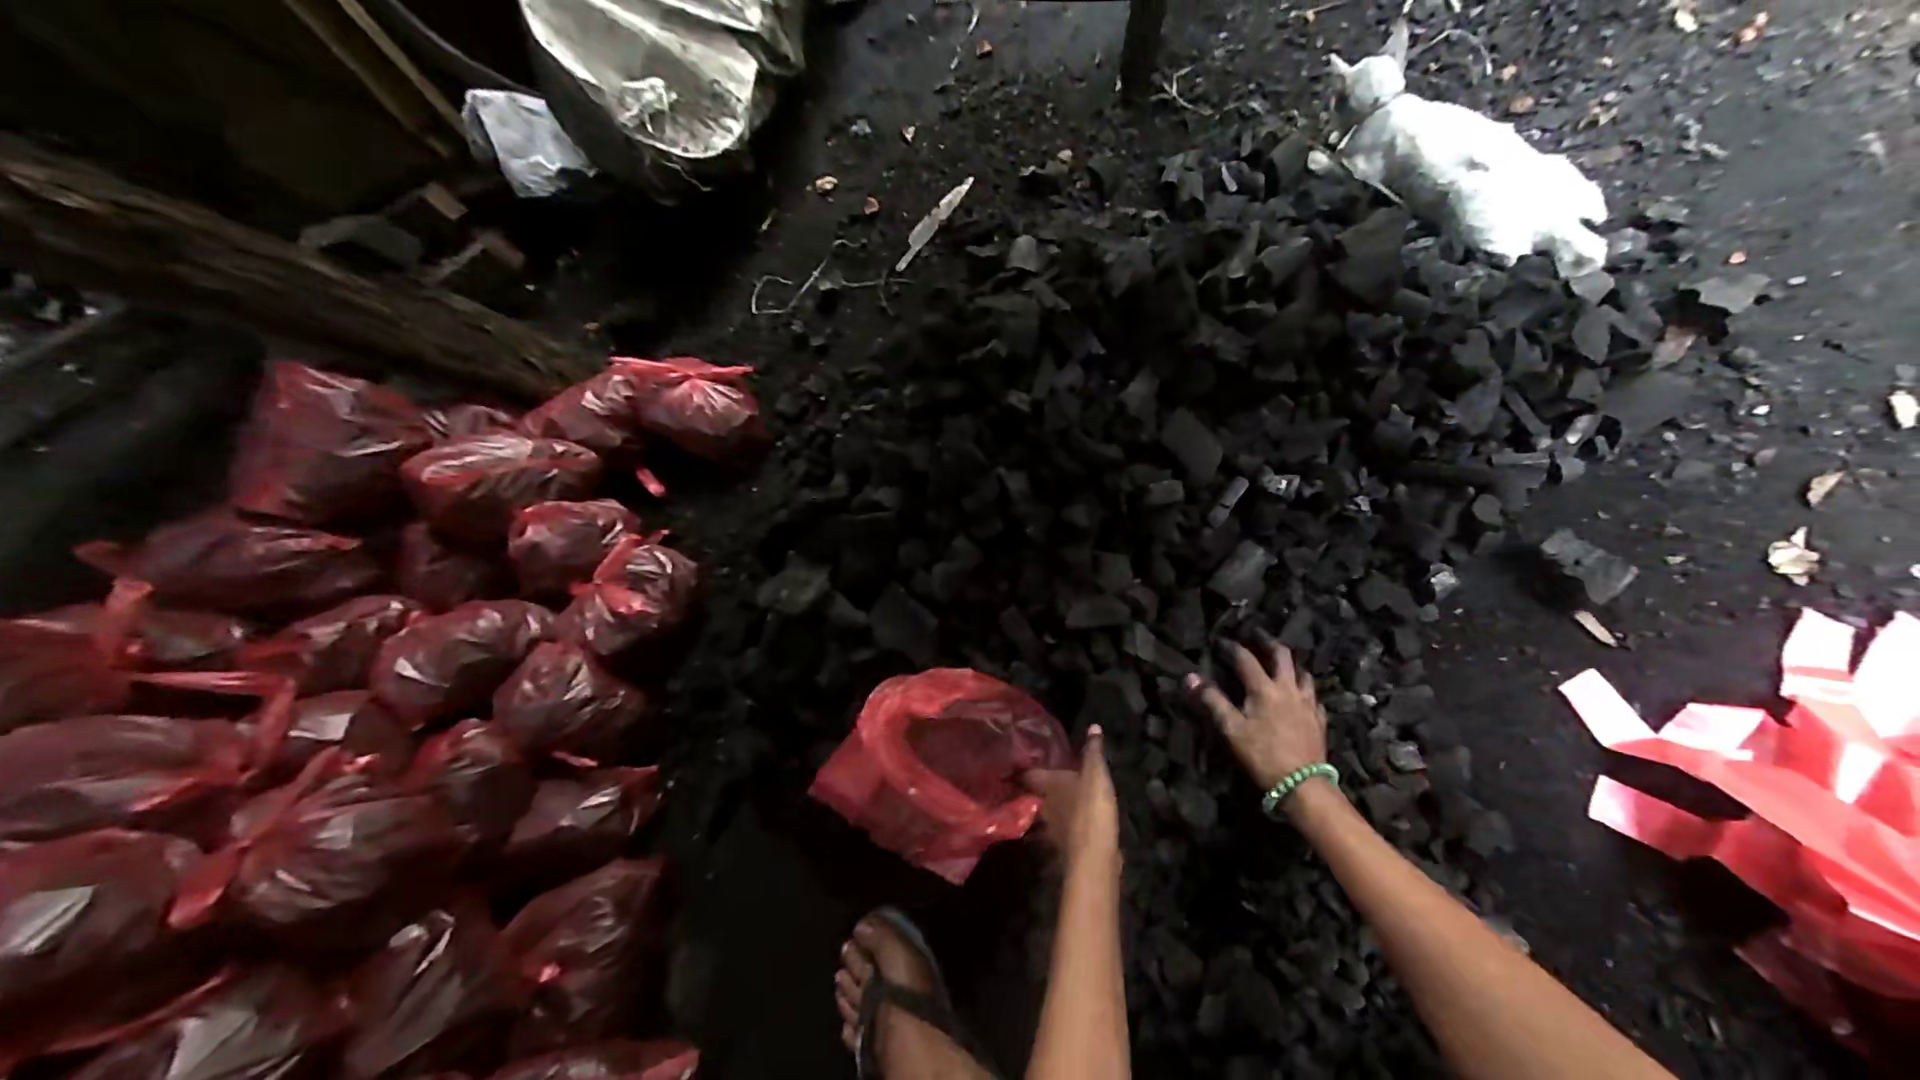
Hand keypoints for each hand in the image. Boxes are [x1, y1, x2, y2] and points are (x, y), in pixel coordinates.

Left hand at [1020, 725, 1120, 873]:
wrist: (1094, 855)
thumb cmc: (1089, 807)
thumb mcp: (1095, 773)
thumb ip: (1093, 751)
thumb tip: (1093, 726)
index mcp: (1046, 784)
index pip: (1027, 773)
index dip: (1021, 767)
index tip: (1015, 761)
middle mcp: (1043, 804)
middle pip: (1034, 792)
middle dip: (1037, 785)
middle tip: (1042, 775)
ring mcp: (1052, 826)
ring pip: (1047, 810)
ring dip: (1052, 804)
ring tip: (1061, 795)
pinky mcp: (1065, 843)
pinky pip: (1062, 826)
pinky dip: (1065, 821)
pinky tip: (1074, 818)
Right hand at [1185, 638, 1327, 790]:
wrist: (1302, 783)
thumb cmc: (1262, 754)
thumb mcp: (1231, 728)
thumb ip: (1212, 700)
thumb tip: (1190, 676)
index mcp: (1264, 688)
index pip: (1246, 658)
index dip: (1232, 647)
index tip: (1220, 641)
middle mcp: (1288, 689)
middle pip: (1282, 655)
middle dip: (1268, 642)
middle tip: (1257, 636)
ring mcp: (1308, 703)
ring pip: (1302, 673)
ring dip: (1290, 664)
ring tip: (1281, 663)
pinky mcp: (1318, 719)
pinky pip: (1313, 696)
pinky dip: (1304, 689)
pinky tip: (1300, 695)